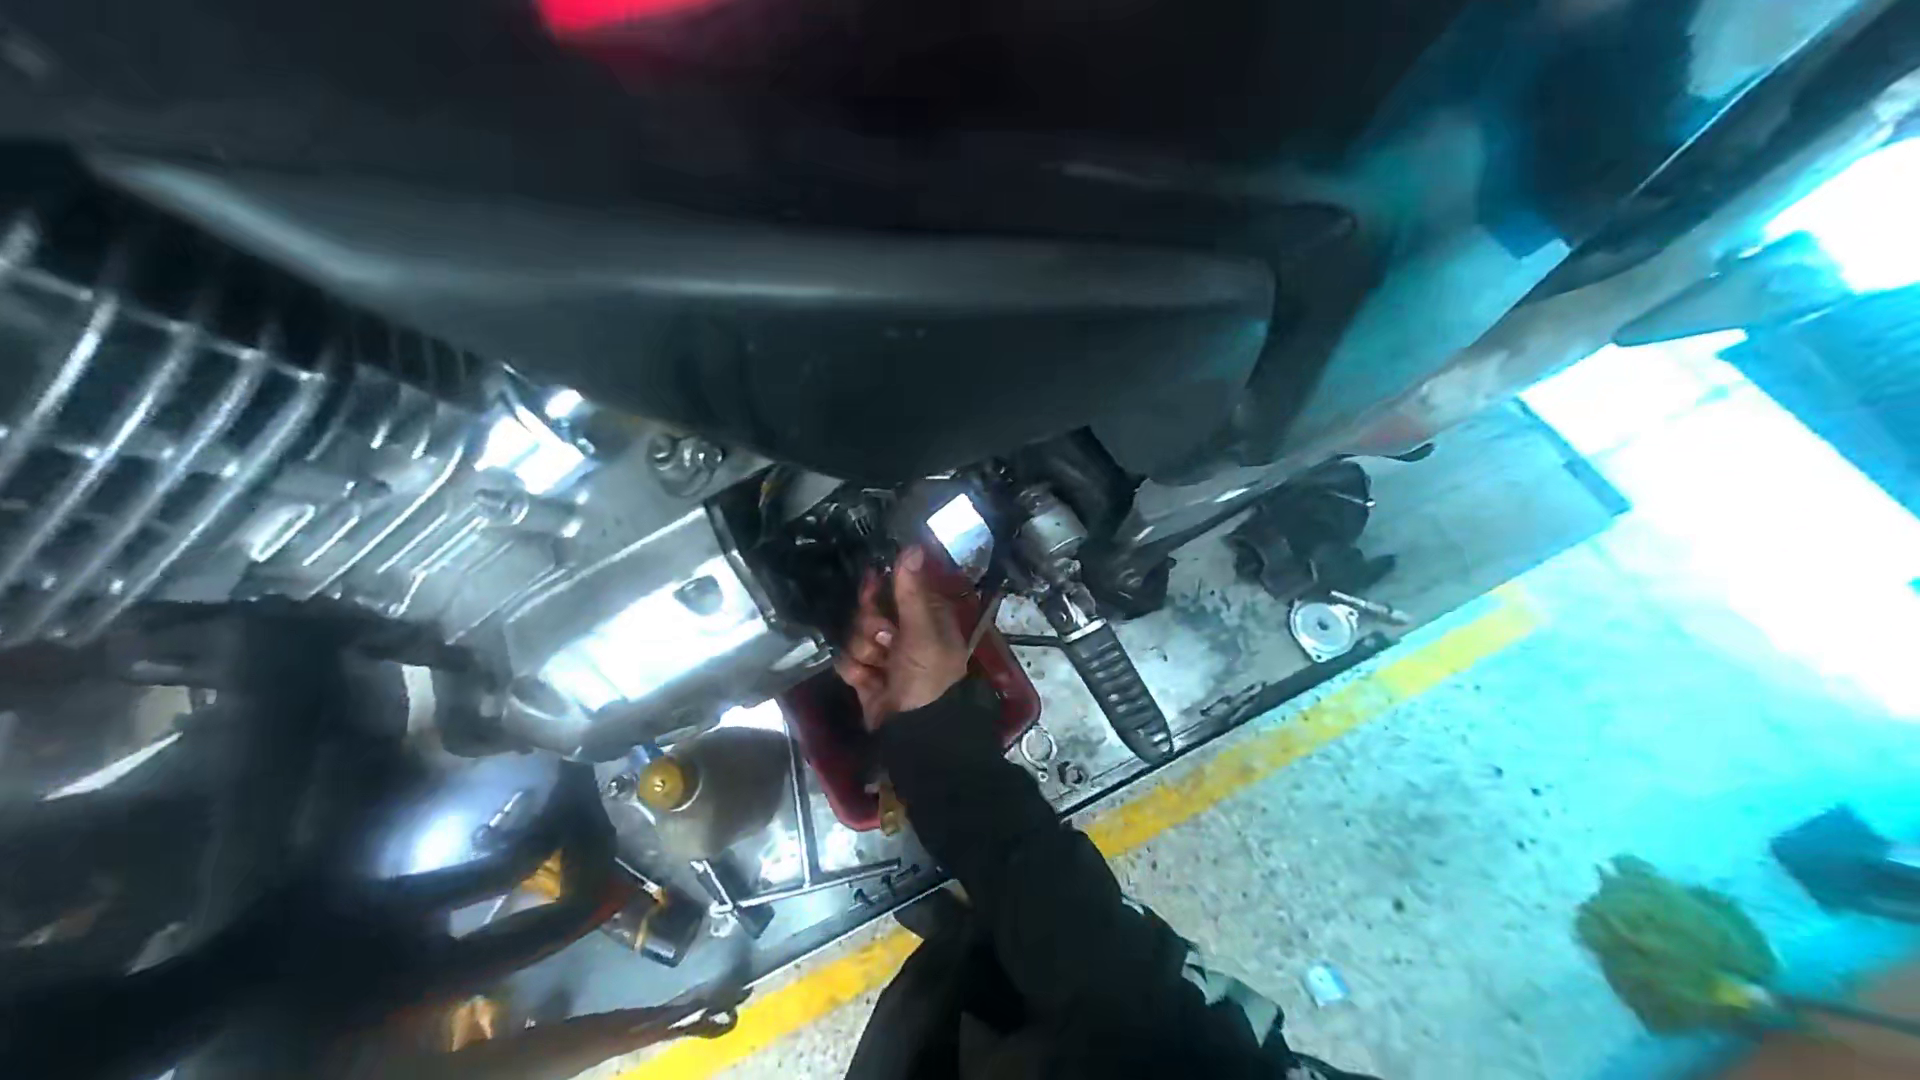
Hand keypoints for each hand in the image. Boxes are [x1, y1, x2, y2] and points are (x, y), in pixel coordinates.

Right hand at [834, 546, 970, 729]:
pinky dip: (857, 671)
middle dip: (871, 624)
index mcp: (926, 616)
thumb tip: (914, 546)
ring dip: (865, 651)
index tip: (872, 581)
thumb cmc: (928, 675)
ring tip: (882, 668)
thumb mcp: (923, 631)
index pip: (896, 586)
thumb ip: (911, 591)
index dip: (881, 584)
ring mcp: (883, 653)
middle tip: (885, 638)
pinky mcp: (864, 674)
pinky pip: (847, 659)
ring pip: (854, 633)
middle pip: (869, 608)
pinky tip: (871, 682)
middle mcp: (904, 631)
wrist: (915, 731)